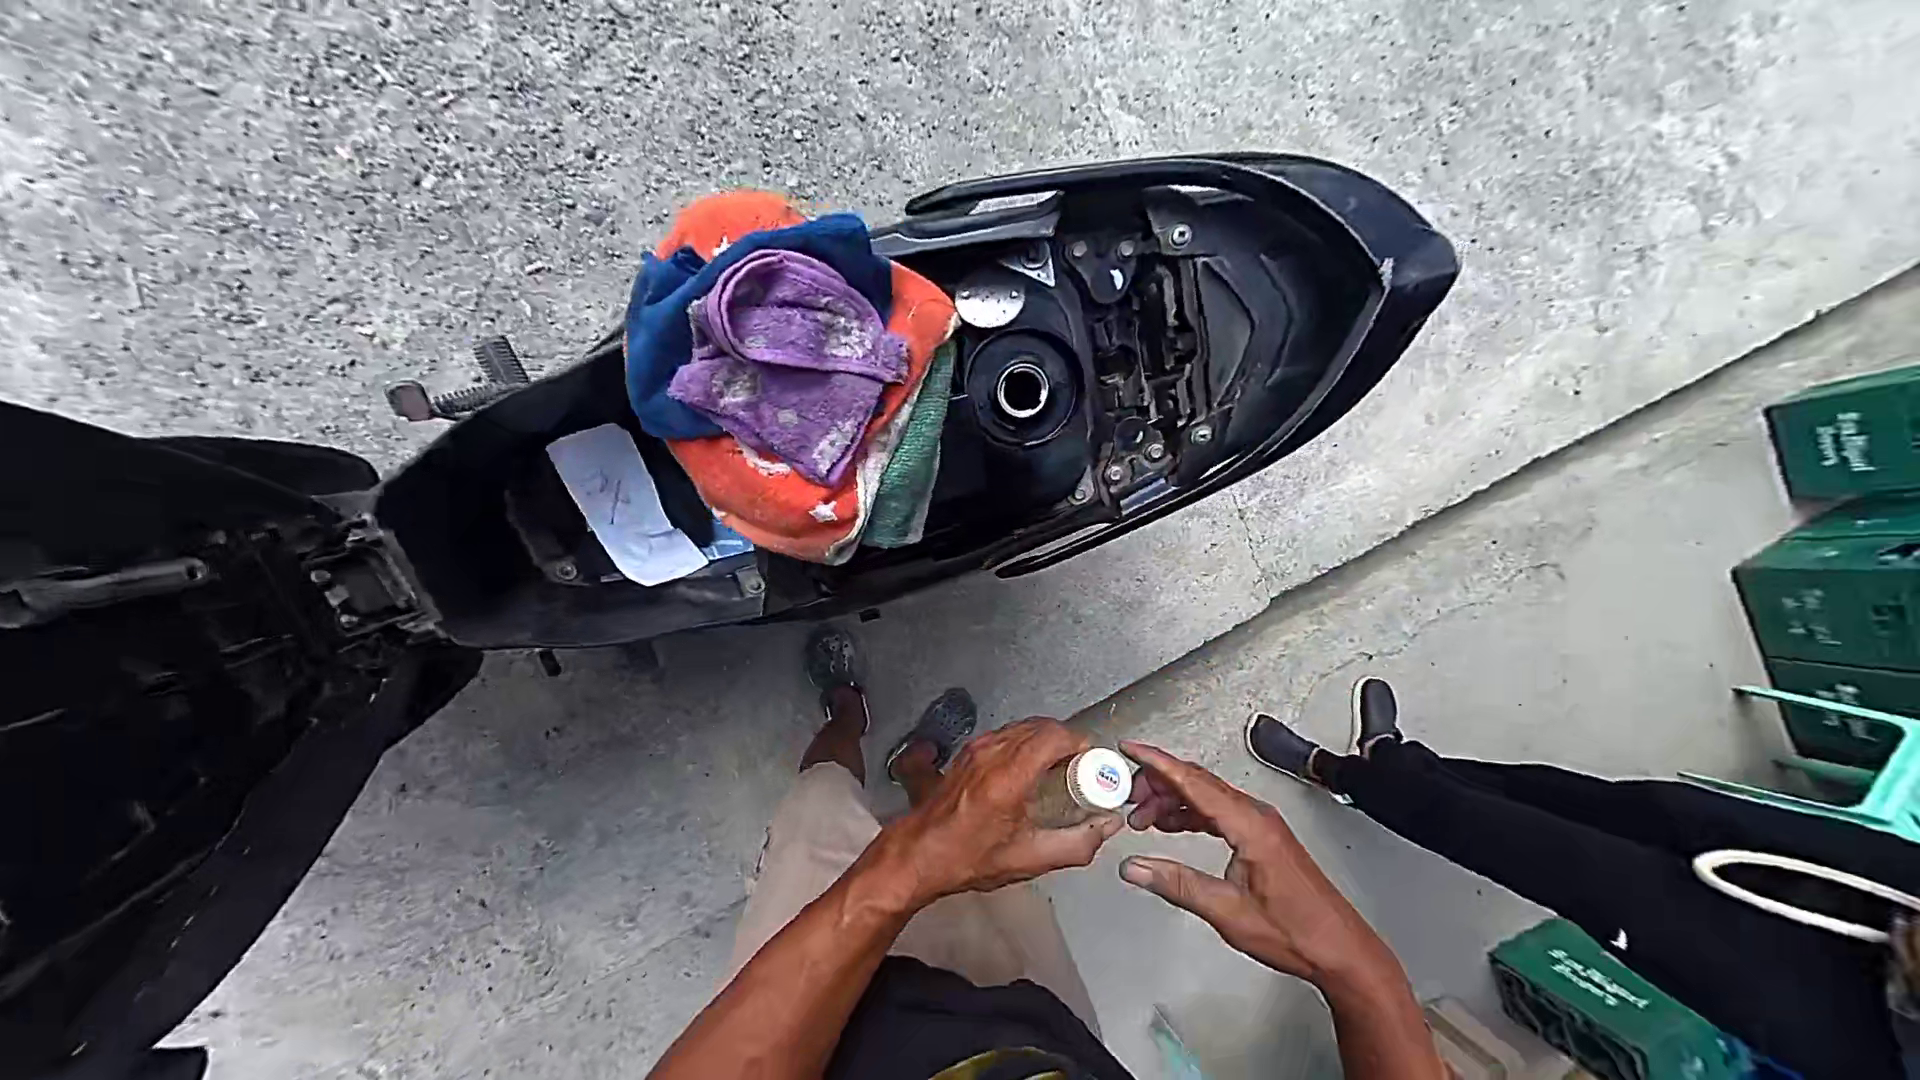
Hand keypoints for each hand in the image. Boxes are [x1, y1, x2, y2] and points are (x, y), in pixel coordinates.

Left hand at [874, 718, 1125, 906]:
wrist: (920, 851)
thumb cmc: (967, 858)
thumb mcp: (1029, 860)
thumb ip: (1076, 843)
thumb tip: (1105, 826)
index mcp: (1009, 777)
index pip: (1054, 736)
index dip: (1079, 744)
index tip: (1089, 764)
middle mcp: (993, 753)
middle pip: (1042, 726)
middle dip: (1067, 743)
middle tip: (1078, 769)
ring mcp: (978, 747)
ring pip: (1024, 726)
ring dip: (1046, 741)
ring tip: (1056, 771)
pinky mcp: (970, 750)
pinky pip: (1008, 733)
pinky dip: (1026, 743)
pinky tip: (1029, 770)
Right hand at [1118, 740, 1395, 985]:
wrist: (1343, 953)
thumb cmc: (1298, 933)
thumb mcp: (1227, 912)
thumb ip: (1176, 884)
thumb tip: (1135, 867)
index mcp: (1249, 825)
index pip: (1192, 781)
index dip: (1156, 762)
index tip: (1131, 748)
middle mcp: (1255, 815)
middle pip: (1195, 782)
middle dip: (1156, 783)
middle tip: (1127, 796)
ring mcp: (1259, 822)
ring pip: (1204, 794)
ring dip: (1170, 799)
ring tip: (1142, 815)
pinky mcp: (1260, 834)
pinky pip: (1215, 809)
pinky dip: (1188, 812)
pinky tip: (1171, 824)